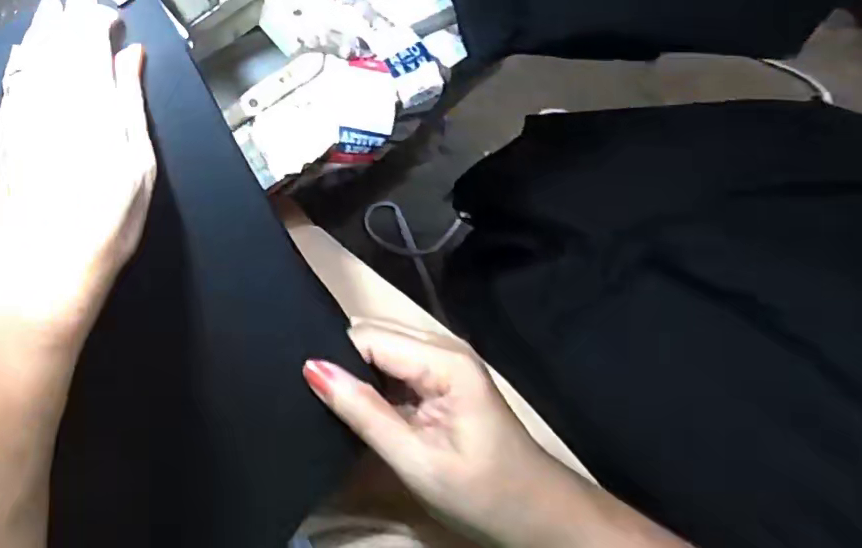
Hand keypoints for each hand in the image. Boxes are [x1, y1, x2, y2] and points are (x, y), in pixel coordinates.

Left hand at [0, 0, 155, 346]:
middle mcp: (50, 99)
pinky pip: (10, 83)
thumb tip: (129, 55)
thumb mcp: (138, 167)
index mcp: (89, 103)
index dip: (96, 18)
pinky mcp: (2, 134)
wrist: (36, 277)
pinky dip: (18, 60)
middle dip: (66, 13)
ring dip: (39, 30)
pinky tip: (22, 52)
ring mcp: (20, 115)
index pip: (89, 43)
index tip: (106, 6)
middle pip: (57, 43)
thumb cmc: (103, 228)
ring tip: (48, 9)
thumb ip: (129, 103)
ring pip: (29, 58)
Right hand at [305, 320, 684, 547]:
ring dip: (357, 372)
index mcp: (443, 359)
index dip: (337, 359)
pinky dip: (373, 380)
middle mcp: (441, 344)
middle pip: (371, 335)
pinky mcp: (439, 373)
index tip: (313, 390)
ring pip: (377, 345)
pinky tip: (364, 405)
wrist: (550, 527)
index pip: (367, 337)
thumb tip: (311, 368)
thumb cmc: (489, 500)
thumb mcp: (420, 464)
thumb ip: (364, 413)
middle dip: (343, 361)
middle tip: (322, 400)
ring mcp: (442, 356)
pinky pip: (391, 361)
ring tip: (339, 403)